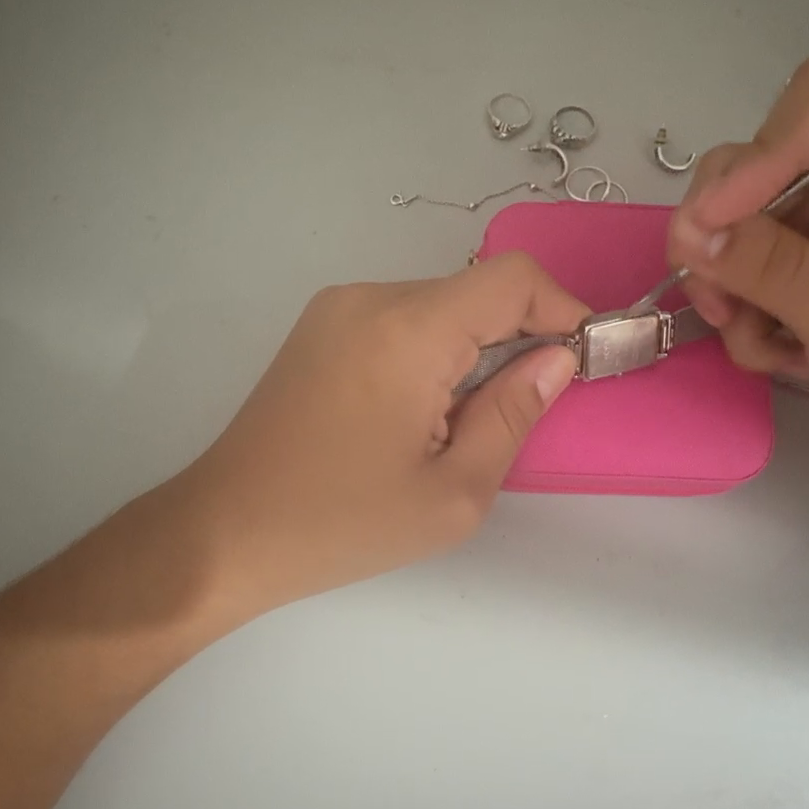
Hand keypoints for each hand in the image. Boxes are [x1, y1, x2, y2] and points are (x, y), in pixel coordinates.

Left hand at [167, 253, 586, 617]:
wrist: (222, 531)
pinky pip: (403, 318)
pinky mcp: (320, 326)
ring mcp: (338, 307)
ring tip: (465, 419)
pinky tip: (422, 409)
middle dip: (521, 334)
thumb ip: (513, 414)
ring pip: (441, 303)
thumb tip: (556, 360)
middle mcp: (370, 297)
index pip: (511, 278)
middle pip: (476, 289)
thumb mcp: (453, 493)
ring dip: (475, 346)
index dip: (563, 308)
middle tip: (530, 404)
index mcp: (407, 330)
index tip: (585, 358)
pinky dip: (435, 349)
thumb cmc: (341, 525)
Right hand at [666, 52, 808, 465]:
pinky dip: (728, 311)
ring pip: (718, 217)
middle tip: (720, 298)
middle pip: (746, 159)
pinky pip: (719, 266)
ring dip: (716, 281)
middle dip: (717, 227)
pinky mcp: (775, 263)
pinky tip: (770, 347)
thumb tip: (692, 231)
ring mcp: (801, 224)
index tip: (725, 215)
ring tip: (753, 334)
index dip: (771, 141)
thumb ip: (778, 272)